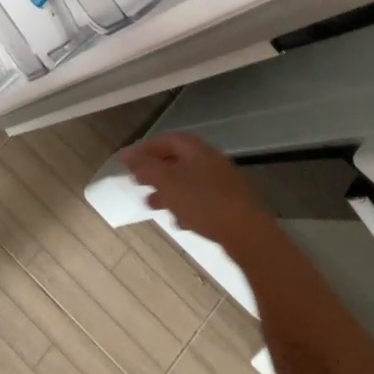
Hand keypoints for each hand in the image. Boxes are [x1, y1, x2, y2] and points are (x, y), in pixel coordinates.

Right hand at [120, 133, 275, 253]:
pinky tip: (179, 221)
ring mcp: (222, 182)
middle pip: (176, 160)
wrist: (248, 233)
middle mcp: (210, 160)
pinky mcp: (229, 203)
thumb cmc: (202, 202)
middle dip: (154, 172)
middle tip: (137, 183)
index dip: (144, 149)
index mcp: (195, 149)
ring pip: (187, 181)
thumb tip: (126, 154)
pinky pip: (201, 199)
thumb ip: (144, 166)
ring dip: (168, 191)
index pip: (164, 140)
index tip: (127, 163)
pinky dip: (186, 205)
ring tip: (152, 204)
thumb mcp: (166, 182)